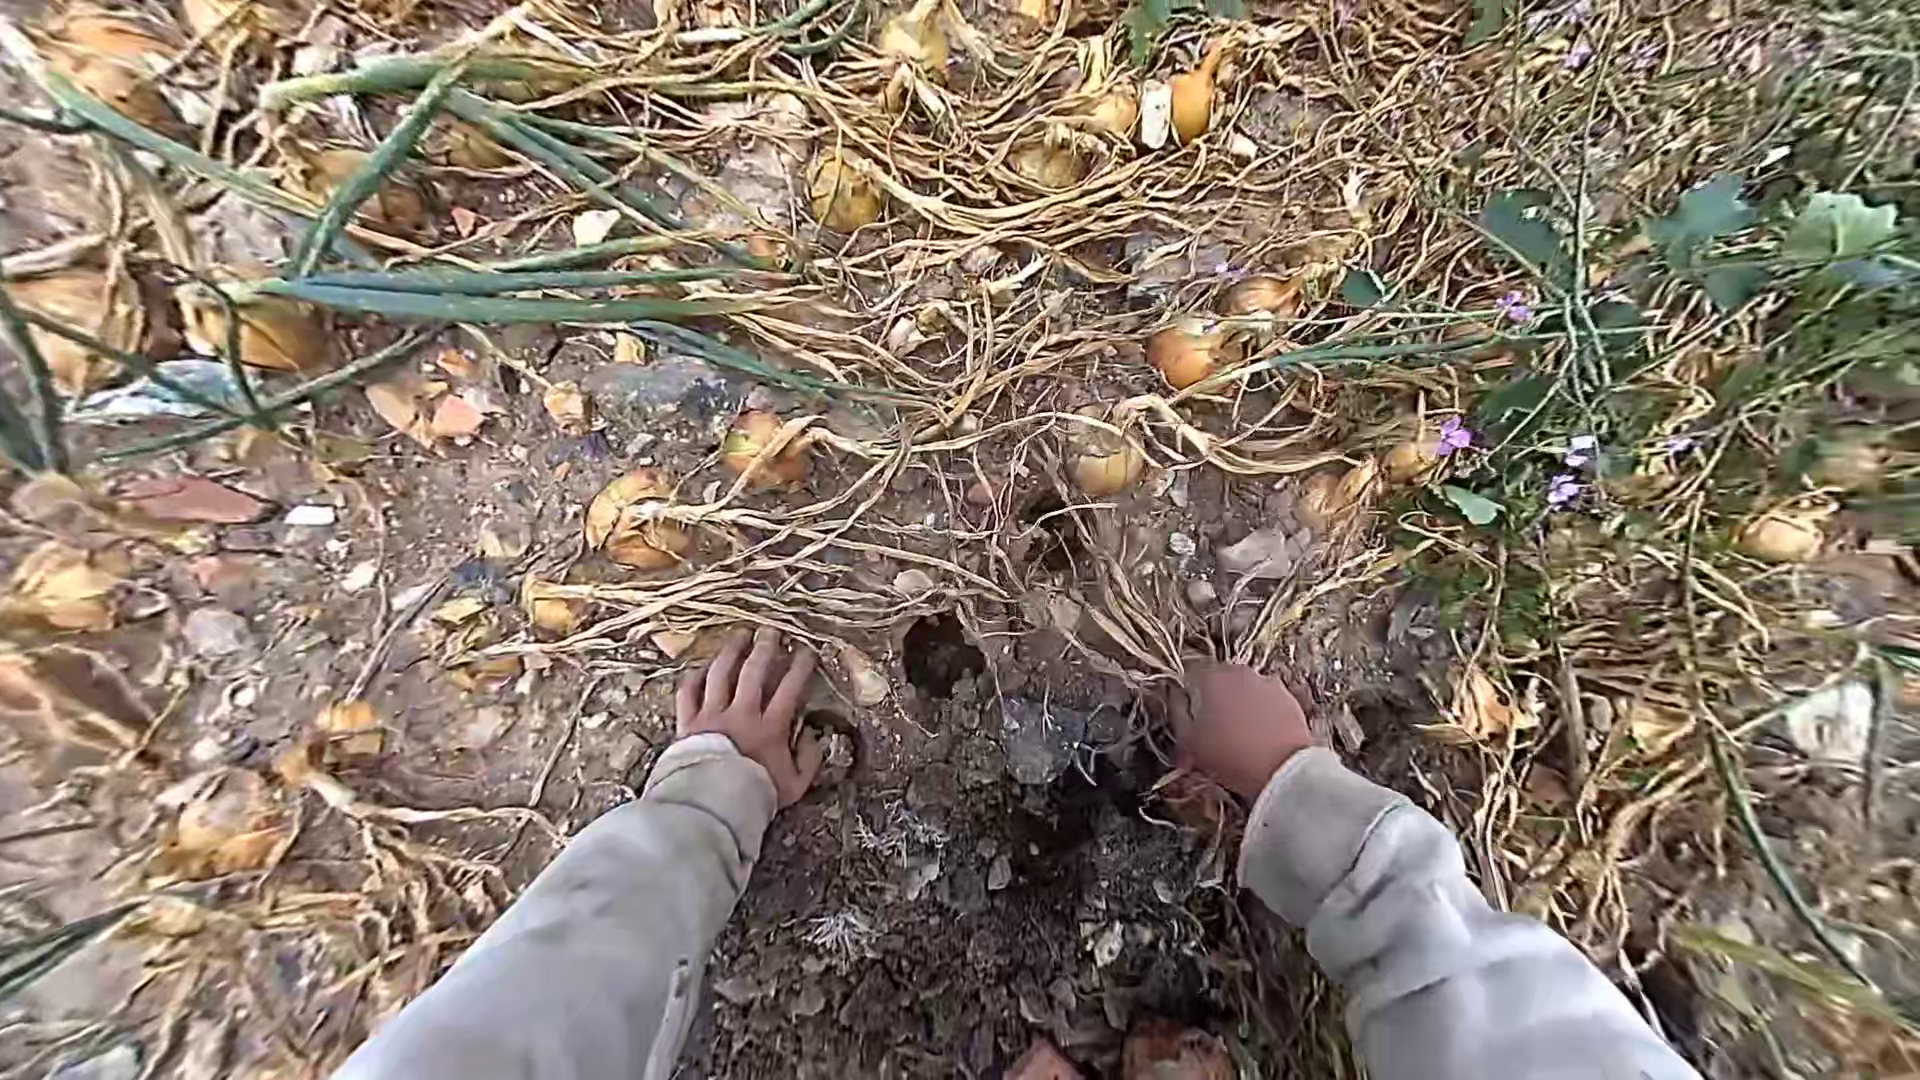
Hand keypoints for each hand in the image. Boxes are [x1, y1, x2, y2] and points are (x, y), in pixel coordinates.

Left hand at [676, 628, 822, 807]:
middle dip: (766, 647)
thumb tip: (811, 734)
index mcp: (770, 726)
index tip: (806, 651)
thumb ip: (809, 758)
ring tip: (740, 635)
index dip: (800, 665)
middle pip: (754, 671)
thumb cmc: (754, 797)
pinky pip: (688, 693)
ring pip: (721, 674)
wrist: (709, 811)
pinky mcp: (687, 724)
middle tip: (771, 632)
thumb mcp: (795, 785)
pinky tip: (701, 667)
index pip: (790, 686)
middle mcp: (742, 714)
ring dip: (732, 652)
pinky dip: (694, 678)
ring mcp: (712, 716)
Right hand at [1170, 662, 1313, 798]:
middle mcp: (1239, 672)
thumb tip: (1175, 697)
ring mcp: (1268, 684)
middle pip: (1218, 683)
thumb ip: (1176, 712)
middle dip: (1213, 702)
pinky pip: (1267, 703)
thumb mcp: (1187, 740)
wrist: (1285, 772)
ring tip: (1239, 737)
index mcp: (1210, 676)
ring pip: (1244, 692)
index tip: (1188, 722)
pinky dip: (1262, 715)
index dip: (1186, 700)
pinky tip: (1260, 739)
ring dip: (1239, 707)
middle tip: (1212, 731)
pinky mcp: (1291, 700)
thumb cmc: (1229, 755)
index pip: (1189, 678)